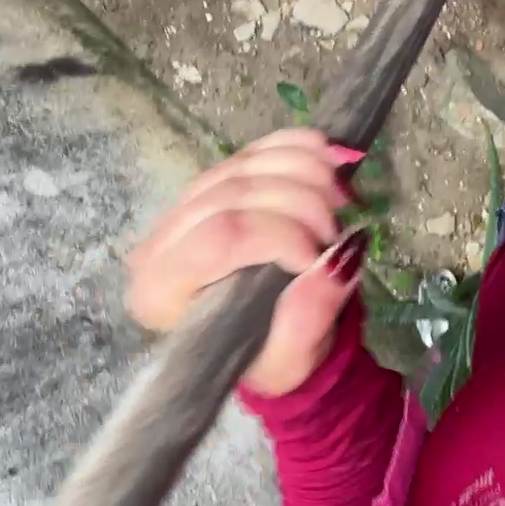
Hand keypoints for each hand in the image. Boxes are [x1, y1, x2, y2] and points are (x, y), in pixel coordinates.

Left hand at [126, 129, 367, 396]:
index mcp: (161, 293)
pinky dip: (301, 146)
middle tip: (338, 230)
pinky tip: (333, 158)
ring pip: (247, 164)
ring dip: (307, 172)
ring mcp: (188, 205)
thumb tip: (334, 264)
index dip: (280, 236)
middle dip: (302, 203)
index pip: (218, 238)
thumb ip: (309, 319)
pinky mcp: (220, 182)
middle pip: (234, 193)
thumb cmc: (273, 354)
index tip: (320, 257)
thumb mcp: (294, 359)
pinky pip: (258, 149)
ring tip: (342, 203)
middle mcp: (161, 243)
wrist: (276, 336)